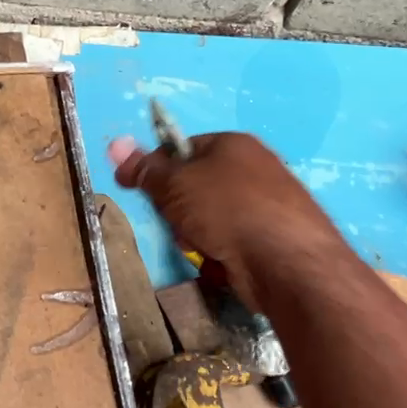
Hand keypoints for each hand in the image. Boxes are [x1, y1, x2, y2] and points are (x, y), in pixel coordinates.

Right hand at [110, 132, 350, 307]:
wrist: (291, 264)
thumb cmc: (227, 210)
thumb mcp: (174, 185)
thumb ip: (144, 169)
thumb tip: (115, 143)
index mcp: (233, 144)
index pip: (182, 148)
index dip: (158, 170)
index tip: (144, 191)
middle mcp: (256, 167)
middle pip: (195, 184)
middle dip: (178, 208)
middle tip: (176, 223)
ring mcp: (271, 203)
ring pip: (211, 215)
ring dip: (196, 233)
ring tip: (202, 247)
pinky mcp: (279, 236)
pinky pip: (233, 238)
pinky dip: (222, 250)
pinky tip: (223, 262)